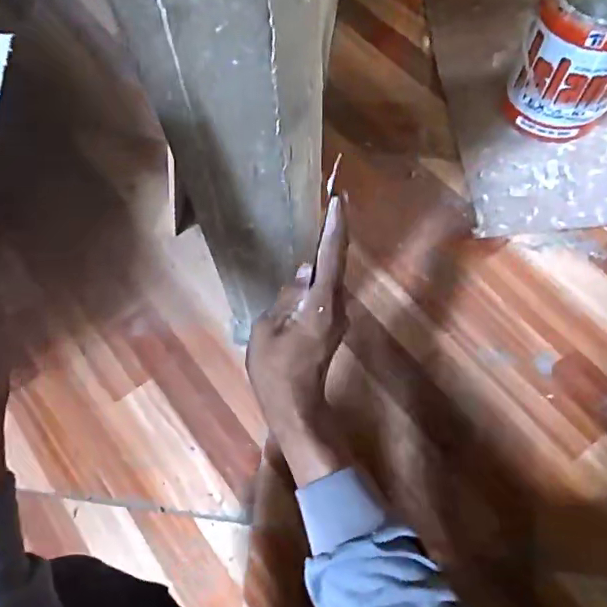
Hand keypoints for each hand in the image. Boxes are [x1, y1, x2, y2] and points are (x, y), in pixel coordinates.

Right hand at [246, 192, 349, 486]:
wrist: (294, 408)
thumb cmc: (275, 371)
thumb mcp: (267, 329)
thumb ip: (287, 297)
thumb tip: (303, 272)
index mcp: (320, 305)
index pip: (331, 257)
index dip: (335, 227)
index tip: (339, 199)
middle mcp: (337, 307)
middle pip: (338, 263)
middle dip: (336, 232)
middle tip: (335, 199)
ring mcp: (337, 318)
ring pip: (333, 277)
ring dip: (329, 252)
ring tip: (324, 222)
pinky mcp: (331, 327)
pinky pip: (327, 292)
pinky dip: (323, 273)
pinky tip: (313, 263)